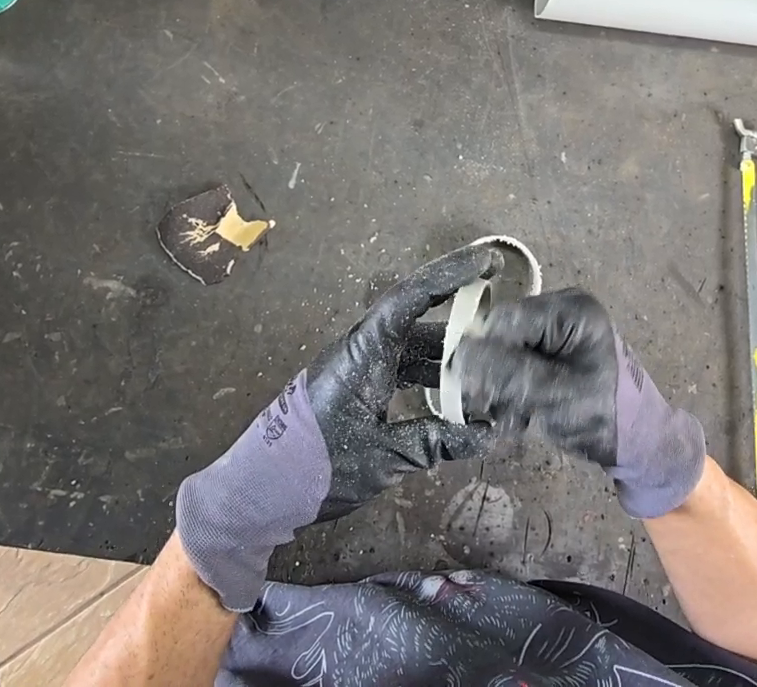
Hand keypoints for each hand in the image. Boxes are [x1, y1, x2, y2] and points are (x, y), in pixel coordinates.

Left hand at [176, 245, 499, 609]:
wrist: (256, 493)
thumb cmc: (314, 469)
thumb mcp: (384, 458)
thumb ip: (436, 441)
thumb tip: (489, 433)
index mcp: (363, 354)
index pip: (410, 298)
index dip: (450, 275)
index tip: (487, 263)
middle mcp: (360, 350)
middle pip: (416, 316)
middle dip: (457, 308)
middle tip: (499, 308)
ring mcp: (357, 368)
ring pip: (411, 346)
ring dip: (447, 351)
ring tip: (487, 360)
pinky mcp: (355, 387)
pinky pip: (400, 367)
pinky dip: (429, 375)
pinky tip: (453, 395)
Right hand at [455, 289, 704, 517]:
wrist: (643, 446)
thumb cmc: (607, 418)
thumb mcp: (554, 397)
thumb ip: (508, 373)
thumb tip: (459, 354)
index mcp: (571, 310)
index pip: (505, 319)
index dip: (482, 351)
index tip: (470, 389)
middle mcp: (562, 311)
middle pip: (503, 334)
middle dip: (494, 374)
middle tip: (496, 410)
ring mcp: (559, 332)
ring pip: (506, 352)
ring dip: (502, 388)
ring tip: (513, 419)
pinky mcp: (554, 353)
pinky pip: (518, 365)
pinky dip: (513, 391)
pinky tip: (519, 417)